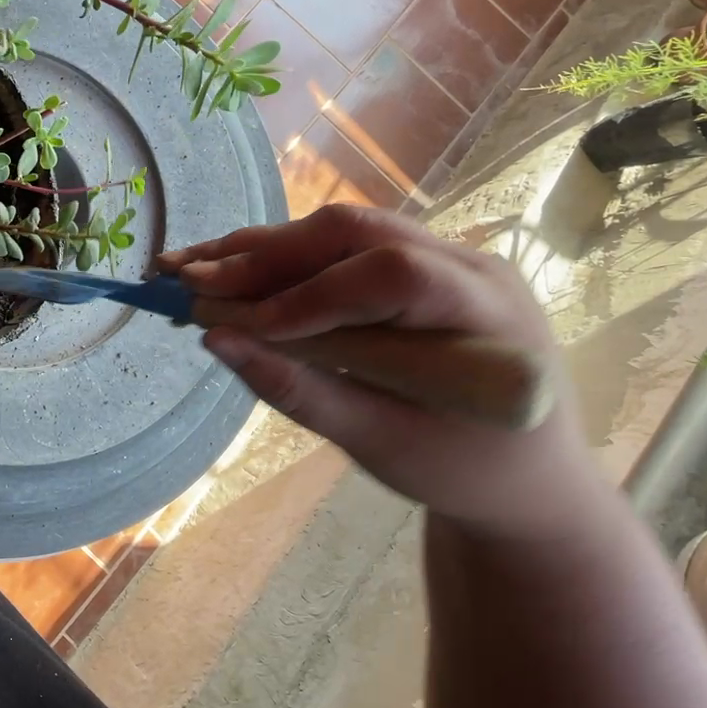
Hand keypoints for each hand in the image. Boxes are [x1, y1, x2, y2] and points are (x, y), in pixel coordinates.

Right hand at [161, 204, 604, 541]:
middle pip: (350, 233)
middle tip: (186, 281)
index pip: (391, 276)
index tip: (241, 327)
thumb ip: (299, 390)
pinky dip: (268, 262)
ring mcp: (437, 258)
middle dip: (261, 256)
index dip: (308, 296)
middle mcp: (466, 266)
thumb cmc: (463, 470)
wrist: (525, 474)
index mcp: (488, 313)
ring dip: (251, 252)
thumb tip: (215, 342)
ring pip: (330, 233)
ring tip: (181, 269)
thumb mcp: (382, 443)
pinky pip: (328, 250)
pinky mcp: (405, 265)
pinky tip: (217, 271)